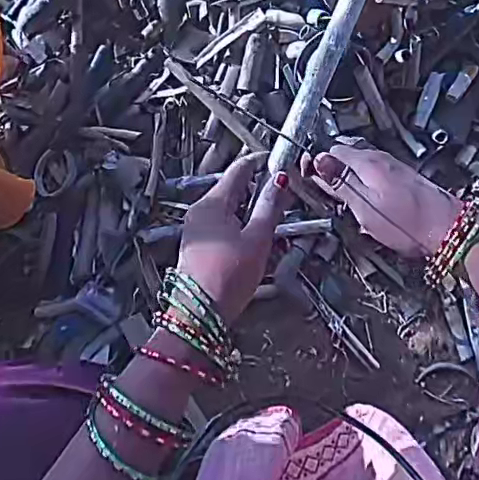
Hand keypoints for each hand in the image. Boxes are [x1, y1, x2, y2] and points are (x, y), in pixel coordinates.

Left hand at [175, 153, 291, 322]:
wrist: (199, 316)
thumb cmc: (227, 278)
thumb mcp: (258, 239)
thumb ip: (270, 206)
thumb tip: (280, 180)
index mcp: (213, 203)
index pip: (239, 169)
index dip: (261, 164)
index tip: (279, 165)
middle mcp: (200, 211)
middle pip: (234, 188)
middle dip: (259, 191)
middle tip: (282, 199)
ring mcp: (196, 228)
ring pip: (229, 208)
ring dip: (251, 211)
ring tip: (271, 225)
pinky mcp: (198, 244)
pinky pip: (222, 224)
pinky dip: (240, 226)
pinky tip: (253, 242)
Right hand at [307, 143, 460, 257]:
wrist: (449, 230)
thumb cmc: (410, 223)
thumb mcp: (364, 208)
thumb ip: (340, 184)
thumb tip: (319, 164)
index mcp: (367, 162)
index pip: (330, 151)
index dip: (317, 166)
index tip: (312, 181)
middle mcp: (380, 159)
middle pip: (344, 156)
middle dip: (332, 172)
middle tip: (328, 195)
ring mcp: (393, 167)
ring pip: (359, 165)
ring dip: (348, 179)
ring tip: (346, 202)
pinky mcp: (403, 179)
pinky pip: (373, 175)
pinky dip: (364, 185)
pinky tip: (366, 204)